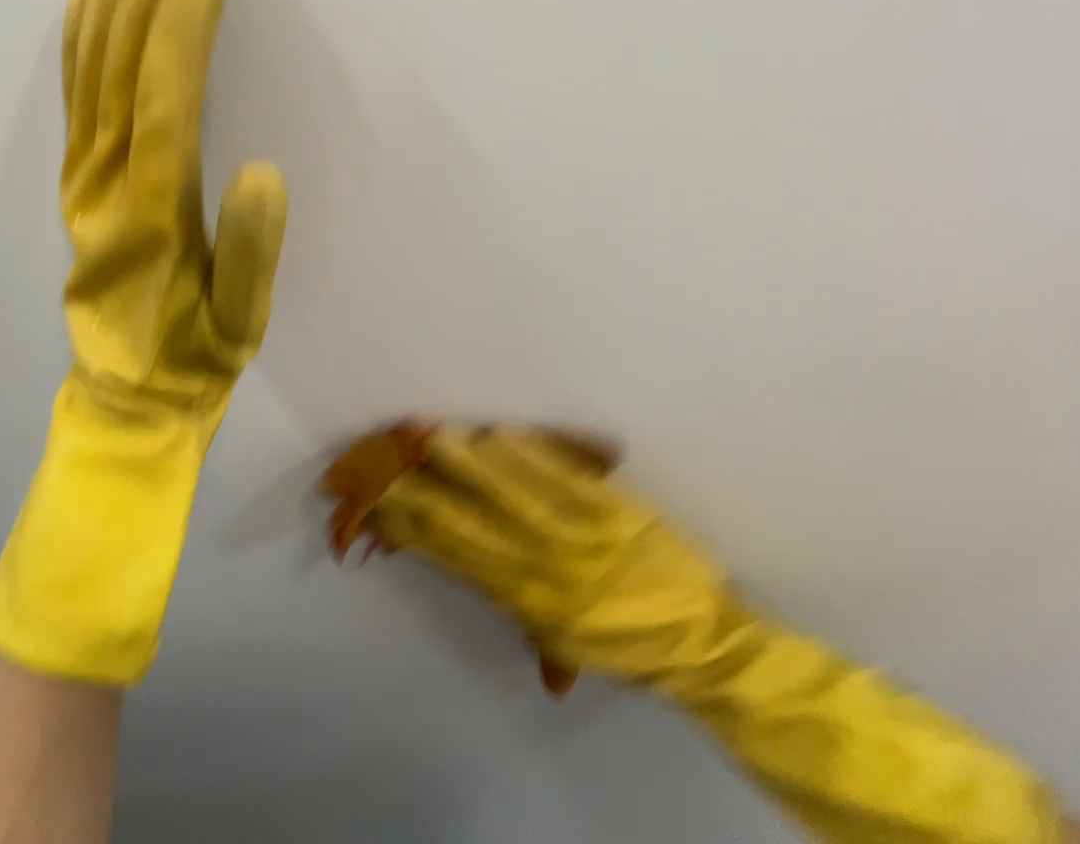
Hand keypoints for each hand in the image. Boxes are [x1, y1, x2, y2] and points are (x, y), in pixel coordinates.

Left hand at [0, 0, 287, 685]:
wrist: (124, 404)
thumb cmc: (191, 369)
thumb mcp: (241, 332)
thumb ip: (251, 255)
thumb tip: (263, 171)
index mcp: (153, 215)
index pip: (168, 95)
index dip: (186, 16)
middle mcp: (107, 188)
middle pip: (121, 67)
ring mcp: (84, 186)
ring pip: (88, 76)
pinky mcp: (77, 190)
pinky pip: (74, 103)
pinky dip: (78, 44)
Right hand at [323, 421, 720, 687]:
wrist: (701, 643)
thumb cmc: (620, 644)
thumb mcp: (552, 635)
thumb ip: (501, 593)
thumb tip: (448, 553)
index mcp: (524, 599)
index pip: (451, 554)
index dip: (410, 527)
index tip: (377, 503)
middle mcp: (542, 567)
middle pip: (465, 520)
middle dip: (420, 489)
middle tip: (384, 461)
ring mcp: (580, 535)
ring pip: (508, 491)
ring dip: (465, 462)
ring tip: (428, 434)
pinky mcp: (614, 509)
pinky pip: (561, 476)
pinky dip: (527, 454)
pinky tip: (498, 434)